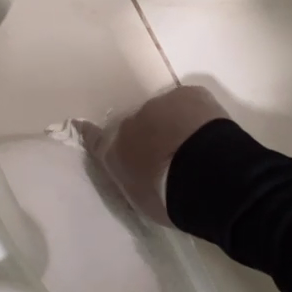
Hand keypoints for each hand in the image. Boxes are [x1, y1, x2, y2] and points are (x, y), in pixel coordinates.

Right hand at [76, 85, 229, 226]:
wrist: (203, 174)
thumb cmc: (168, 197)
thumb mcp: (141, 197)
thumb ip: (134, 179)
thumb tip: (139, 173)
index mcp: (113, 152)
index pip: (96, 139)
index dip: (90, 133)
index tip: (82, 125)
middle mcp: (130, 123)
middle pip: (136, 125)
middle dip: (149, 136)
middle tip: (169, 155)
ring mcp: (159, 105)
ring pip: (164, 112)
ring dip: (173, 124)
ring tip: (194, 145)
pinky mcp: (187, 94)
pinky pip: (189, 103)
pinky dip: (196, 114)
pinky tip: (209, 131)